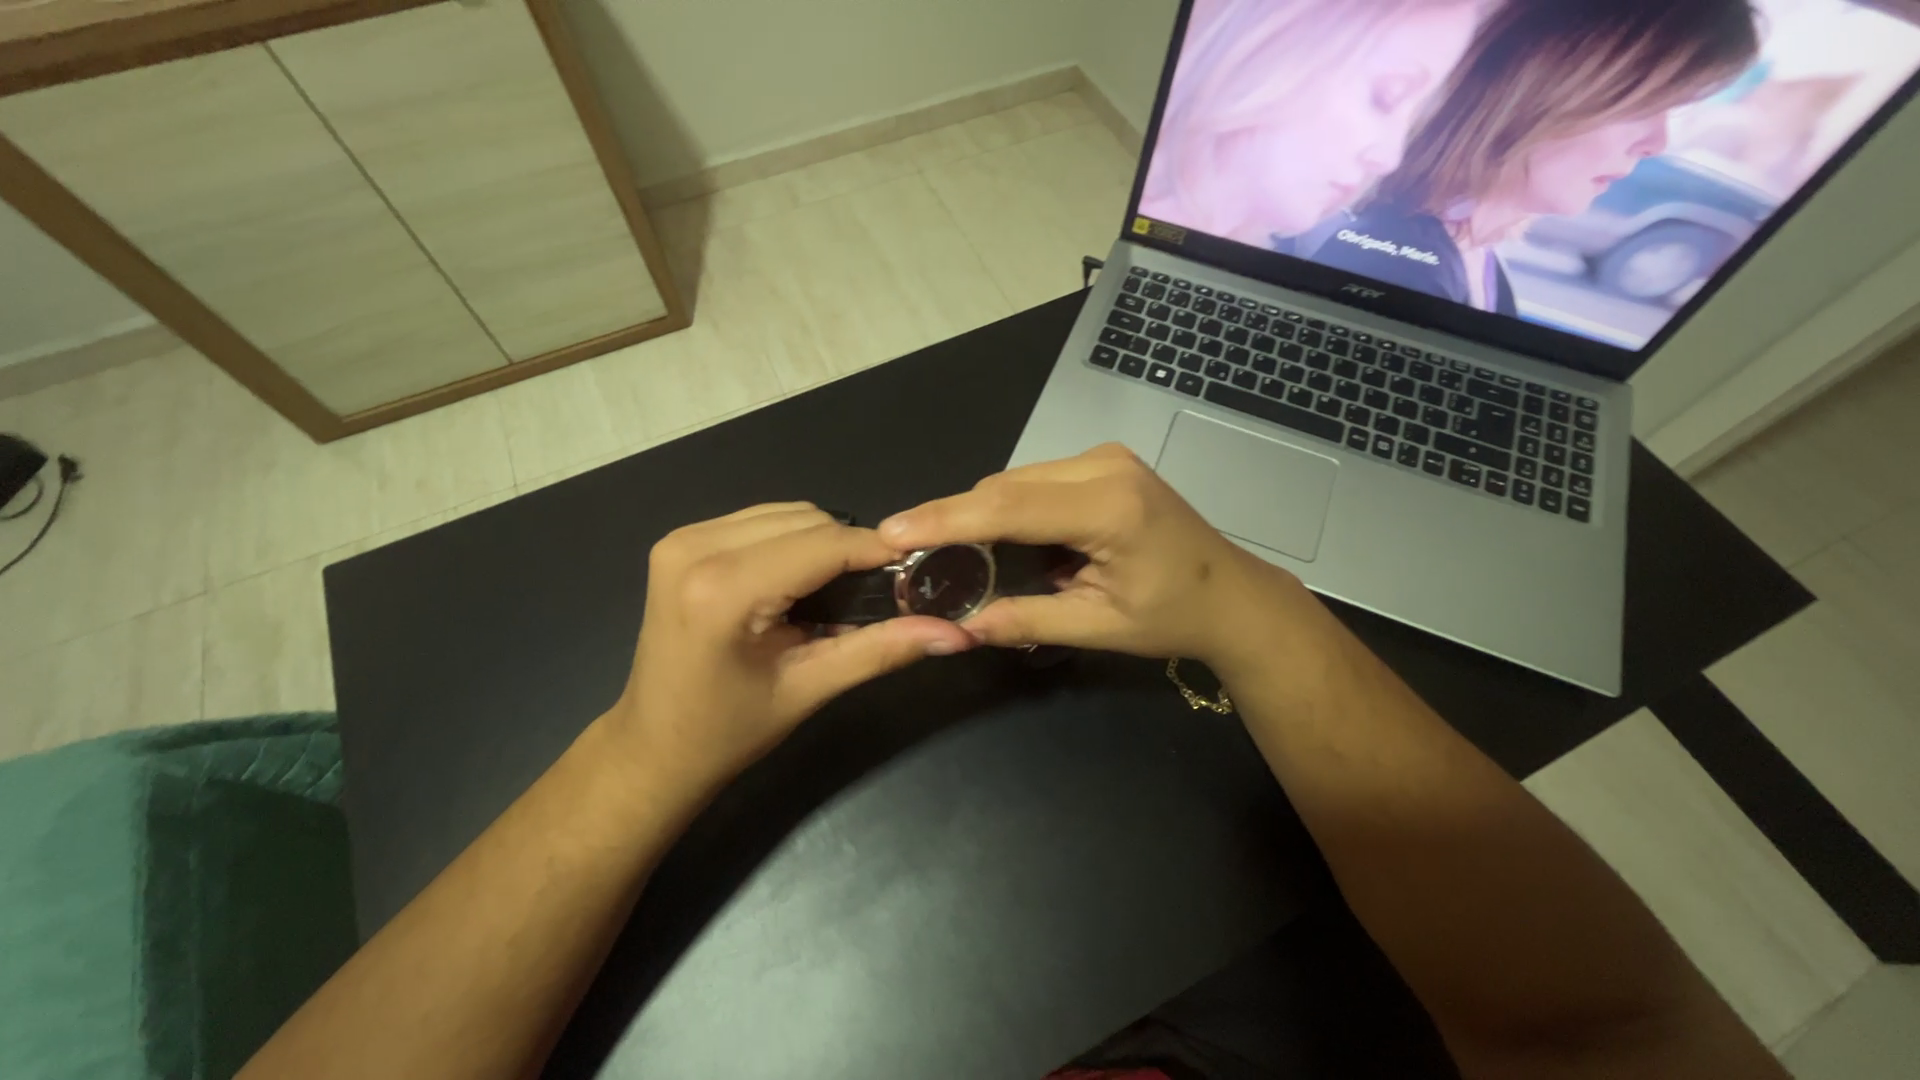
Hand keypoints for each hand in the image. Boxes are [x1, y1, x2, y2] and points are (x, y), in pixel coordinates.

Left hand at [606, 503, 976, 790]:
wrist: (654, 745)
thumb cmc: (729, 729)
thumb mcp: (810, 688)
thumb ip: (881, 650)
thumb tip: (956, 633)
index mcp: (723, 588)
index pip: (824, 544)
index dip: (878, 552)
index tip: (921, 569)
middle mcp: (696, 547)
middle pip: (808, 521)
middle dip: (850, 552)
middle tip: (876, 598)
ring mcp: (682, 538)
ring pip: (786, 513)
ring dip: (821, 543)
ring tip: (834, 594)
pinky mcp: (680, 539)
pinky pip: (759, 519)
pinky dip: (791, 540)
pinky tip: (796, 582)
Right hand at [879, 445, 1321, 673]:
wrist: (1232, 595)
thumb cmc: (1174, 616)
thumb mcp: (1100, 627)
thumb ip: (1027, 620)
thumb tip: (960, 628)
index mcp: (1108, 507)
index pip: (1007, 506)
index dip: (945, 519)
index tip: (893, 533)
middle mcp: (1104, 467)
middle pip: (1005, 487)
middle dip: (956, 519)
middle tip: (910, 554)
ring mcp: (1105, 459)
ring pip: (1016, 480)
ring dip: (983, 515)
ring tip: (953, 556)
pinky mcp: (1104, 463)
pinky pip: (1037, 481)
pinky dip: (1011, 509)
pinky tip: (1004, 542)